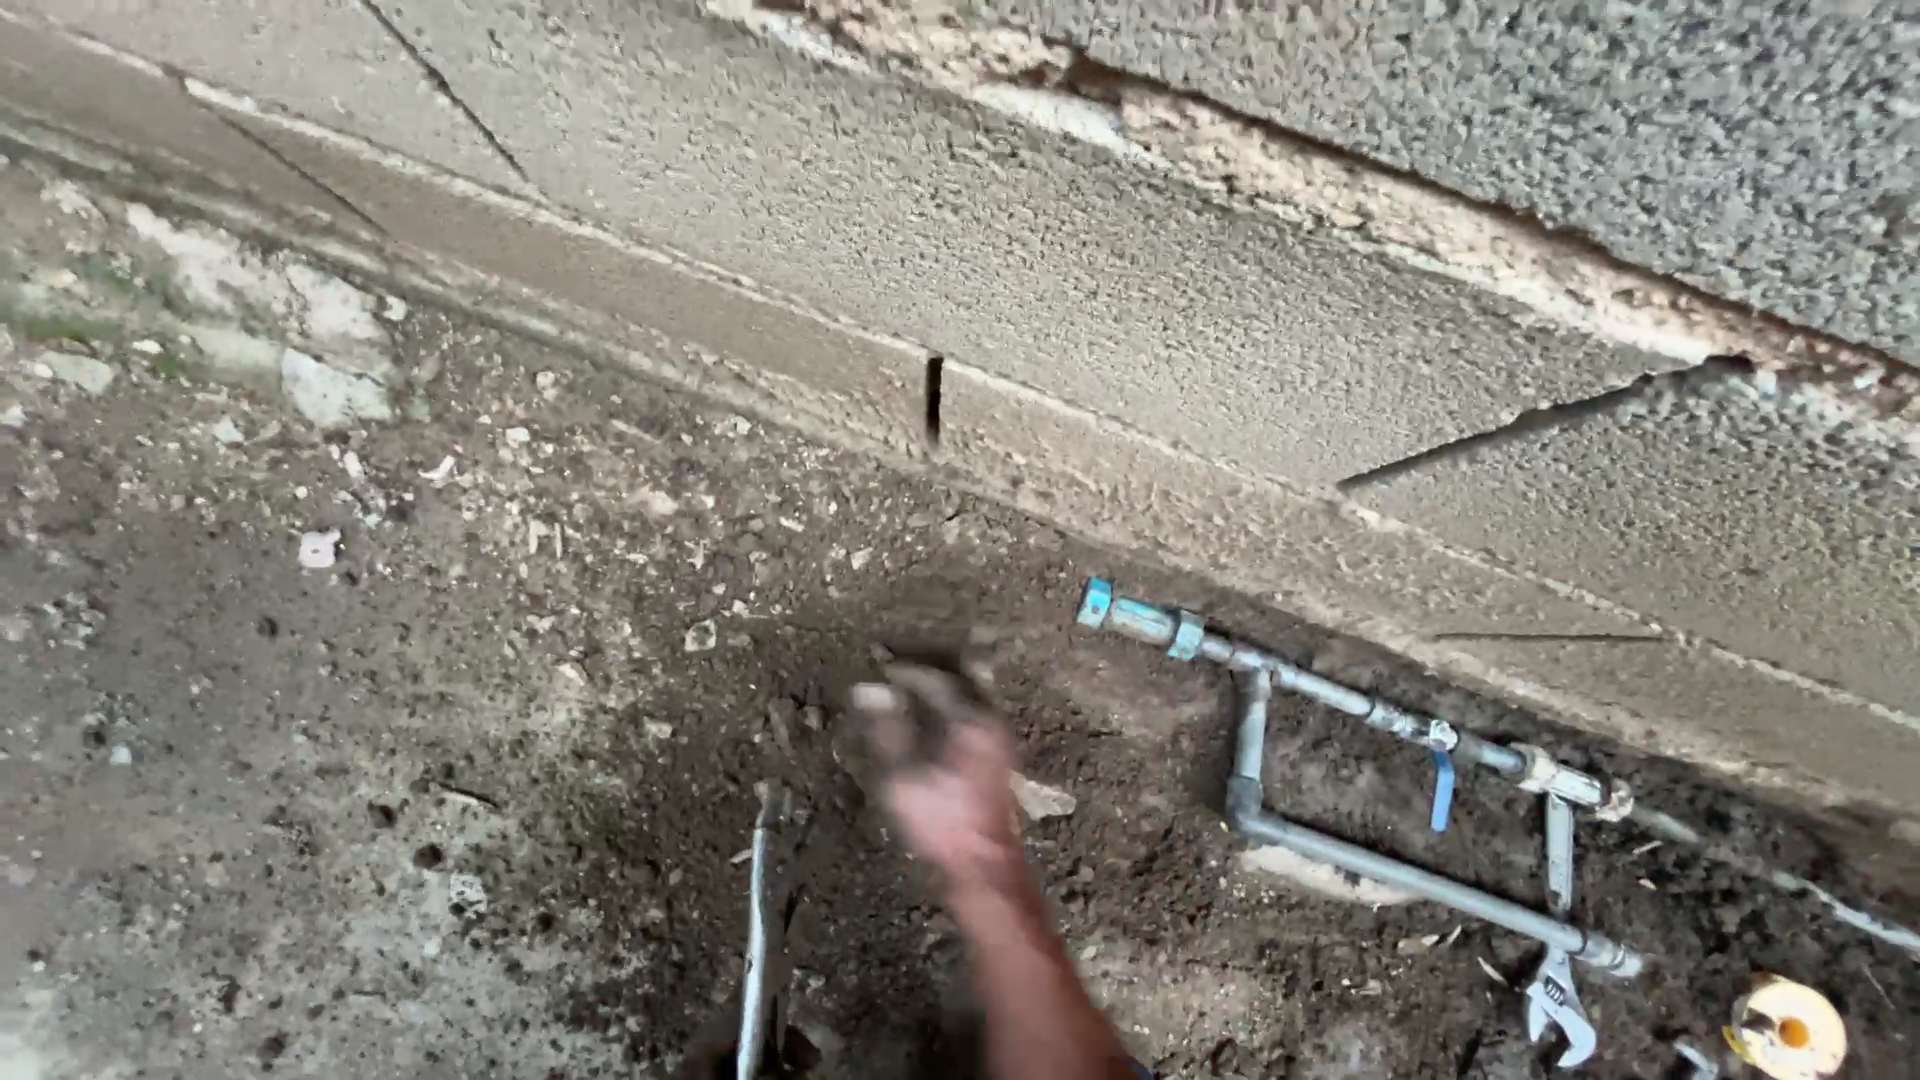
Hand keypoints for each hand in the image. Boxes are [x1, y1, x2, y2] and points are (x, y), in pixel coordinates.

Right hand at [852, 663, 1021, 892]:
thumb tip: (869, 690)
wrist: (983, 859)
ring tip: (910, 680)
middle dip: (925, 664)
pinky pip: (975, 702)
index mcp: (968, 719)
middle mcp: (989, 717)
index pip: (934, 676)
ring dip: (939, 679)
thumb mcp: (903, 776)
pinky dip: (952, 696)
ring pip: (969, 686)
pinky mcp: (999, 745)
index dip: (904, 667)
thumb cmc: (941, 822)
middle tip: (896, 663)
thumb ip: (887, 728)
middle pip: (958, 671)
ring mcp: (998, 730)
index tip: (881, 665)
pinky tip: (932, 707)